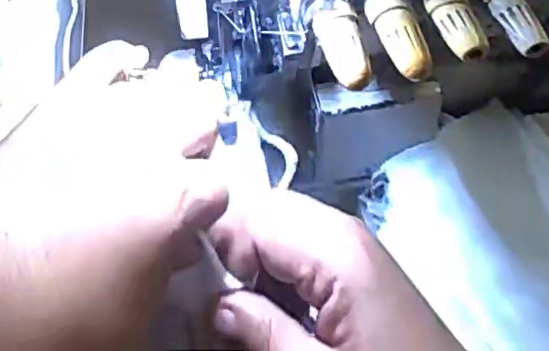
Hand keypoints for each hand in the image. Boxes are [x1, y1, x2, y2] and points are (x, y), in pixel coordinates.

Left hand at [0, 42, 226, 349]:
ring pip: (164, 86)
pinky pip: (103, 60)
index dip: (208, 209)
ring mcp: (99, 114)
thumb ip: (166, 276)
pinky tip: (131, 69)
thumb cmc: (37, 334)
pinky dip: (122, 61)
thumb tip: (178, 244)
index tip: (190, 225)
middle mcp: (146, 143)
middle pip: (203, 118)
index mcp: (170, 200)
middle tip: (170, 180)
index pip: (221, 185)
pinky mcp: (56, 102)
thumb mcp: (122, 329)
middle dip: (195, 150)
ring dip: (167, 111)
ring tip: (150, 138)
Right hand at [208, 189, 460, 350]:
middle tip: (208, 306)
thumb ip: (266, 333)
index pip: (255, 216)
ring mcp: (353, 244)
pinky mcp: (357, 266)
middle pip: (268, 214)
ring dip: (252, 265)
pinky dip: (277, 274)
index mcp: (335, 246)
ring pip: (283, 230)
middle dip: (232, 252)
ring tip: (230, 314)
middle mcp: (342, 229)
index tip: (191, 293)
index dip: (218, 247)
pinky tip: (266, 313)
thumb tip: (215, 303)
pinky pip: (303, 252)